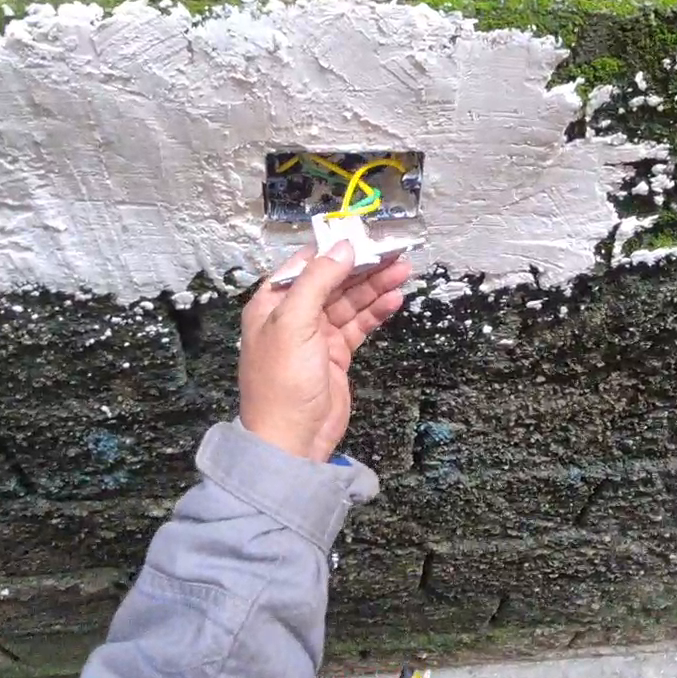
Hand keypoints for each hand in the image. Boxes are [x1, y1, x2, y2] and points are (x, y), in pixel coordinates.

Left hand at [238, 241, 410, 460]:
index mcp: (273, 302)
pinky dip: (376, 312)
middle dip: (362, 265)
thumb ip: (318, 281)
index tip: (365, 236)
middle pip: (333, 280)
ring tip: (403, 270)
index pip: (306, 264)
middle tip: (394, 251)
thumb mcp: (294, 323)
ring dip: (375, 286)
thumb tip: (343, 247)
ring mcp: (316, 335)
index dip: (335, 249)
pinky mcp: (336, 354)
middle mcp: (294, 315)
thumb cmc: (283, 381)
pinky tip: (395, 300)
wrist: (292, 441)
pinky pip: (359, 325)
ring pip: (349, 301)